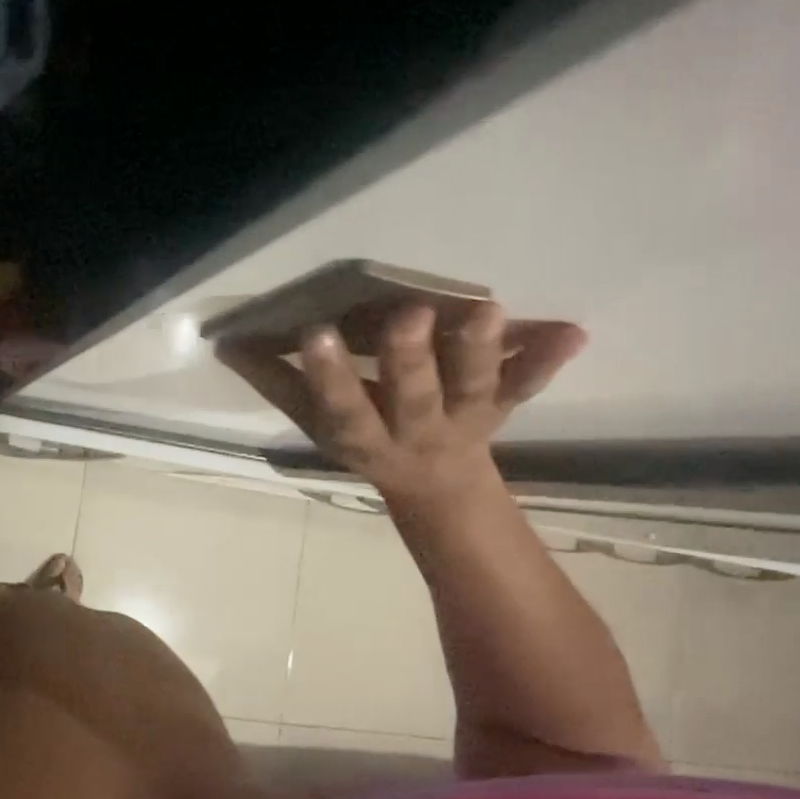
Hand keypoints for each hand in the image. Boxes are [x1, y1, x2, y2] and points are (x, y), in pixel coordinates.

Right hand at [217, 303, 585, 502]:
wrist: (438, 489)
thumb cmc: (366, 442)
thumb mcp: (315, 424)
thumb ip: (275, 383)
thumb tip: (226, 343)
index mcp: (365, 433)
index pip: (342, 408)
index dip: (328, 376)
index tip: (313, 332)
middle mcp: (416, 427)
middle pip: (413, 397)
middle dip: (409, 361)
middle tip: (408, 316)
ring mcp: (466, 416)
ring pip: (475, 385)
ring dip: (481, 350)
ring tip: (487, 309)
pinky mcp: (501, 403)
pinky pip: (528, 385)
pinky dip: (546, 361)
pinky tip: (574, 333)